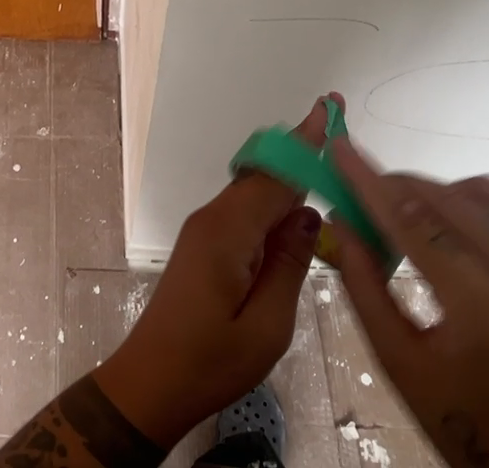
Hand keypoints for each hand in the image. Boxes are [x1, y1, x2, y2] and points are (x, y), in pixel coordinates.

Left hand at [91, 96, 337, 448]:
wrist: (152, 381)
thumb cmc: (211, 362)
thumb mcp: (267, 324)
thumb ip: (290, 265)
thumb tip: (309, 215)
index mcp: (227, 232)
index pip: (276, 178)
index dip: (306, 144)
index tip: (329, 108)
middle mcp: (212, 220)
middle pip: (263, 177)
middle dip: (300, 153)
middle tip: (336, 127)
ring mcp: (205, 231)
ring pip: (254, 194)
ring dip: (288, 180)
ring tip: (330, 170)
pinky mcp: (204, 246)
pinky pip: (244, 214)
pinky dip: (273, 206)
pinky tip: (297, 215)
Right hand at [329, 140, 488, 467]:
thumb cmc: (462, 428)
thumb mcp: (398, 363)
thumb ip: (364, 286)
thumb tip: (340, 223)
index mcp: (483, 309)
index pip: (415, 220)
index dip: (369, 180)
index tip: (338, 147)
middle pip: (448, 199)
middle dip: (394, 184)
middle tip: (353, 191)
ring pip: (484, 199)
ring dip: (432, 192)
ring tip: (394, 211)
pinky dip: (466, 207)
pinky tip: (438, 226)